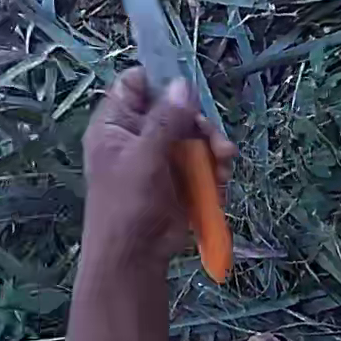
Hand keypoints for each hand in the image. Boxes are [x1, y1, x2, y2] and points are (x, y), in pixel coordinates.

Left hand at [82, 68, 236, 267]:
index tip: (188, 91)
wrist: (135, 257)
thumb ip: (166, 120)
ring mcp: (162, 158)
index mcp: (116, 125)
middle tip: (217, 144)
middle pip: (176, 112)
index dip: (161, 83)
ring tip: (224, 168)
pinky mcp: (180, 178)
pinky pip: (202, 163)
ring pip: (195, 138)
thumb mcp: (145, 157)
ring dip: (213, 151)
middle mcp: (139, 136)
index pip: (136, 86)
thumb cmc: (128, 204)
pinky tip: (220, 183)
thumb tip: (183, 84)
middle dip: (201, 127)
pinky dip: (213, 171)